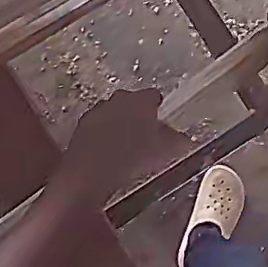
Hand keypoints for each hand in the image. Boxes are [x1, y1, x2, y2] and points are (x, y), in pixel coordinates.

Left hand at [52, 89, 186, 204]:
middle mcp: (118, 100)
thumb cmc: (134, 157)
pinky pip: (97, 126)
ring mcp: (97, 112)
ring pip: (111, 112)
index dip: (157, 106)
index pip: (152, 96)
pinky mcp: (82, 127)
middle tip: (144, 130)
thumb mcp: (165, 151)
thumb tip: (186, 141)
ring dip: (118, 123)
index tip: (159, 113)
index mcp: (141, 101)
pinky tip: (107, 151)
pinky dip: (103, 134)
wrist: (93, 170)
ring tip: (125, 143)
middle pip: (130, 102)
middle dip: (136, 113)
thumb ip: (177, 142)